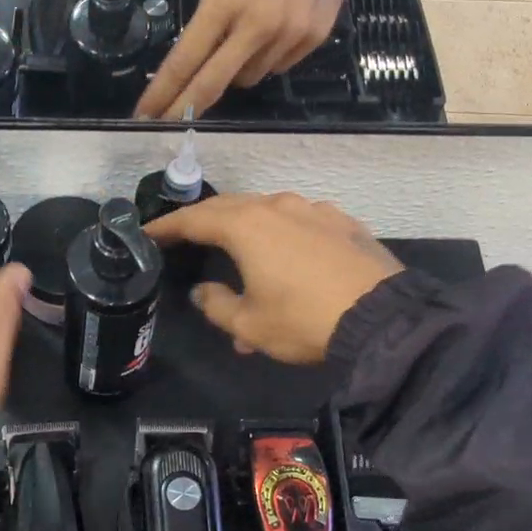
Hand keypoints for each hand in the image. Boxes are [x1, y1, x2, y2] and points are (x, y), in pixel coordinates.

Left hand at [136, 0, 354, 118]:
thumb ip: (209, 20)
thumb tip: (199, 63)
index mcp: (224, 3)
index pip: (184, 61)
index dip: (162, 92)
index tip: (144, 115)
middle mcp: (257, 25)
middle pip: (212, 84)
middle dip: (185, 106)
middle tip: (169, 121)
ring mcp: (289, 35)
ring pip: (248, 78)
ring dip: (237, 70)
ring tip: (247, 37)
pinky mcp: (314, 38)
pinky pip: (279, 67)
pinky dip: (268, 58)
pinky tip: (277, 29)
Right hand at [144, 192, 399, 363]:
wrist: (383, 319)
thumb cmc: (303, 320)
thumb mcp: (248, 324)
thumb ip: (215, 304)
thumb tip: (202, 291)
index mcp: (247, 226)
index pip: (194, 219)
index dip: (167, 226)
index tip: (147, 233)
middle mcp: (278, 206)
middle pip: (230, 207)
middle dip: (203, 221)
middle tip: (184, 236)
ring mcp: (315, 211)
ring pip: (268, 212)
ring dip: (246, 230)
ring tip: (238, 257)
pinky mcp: (344, 223)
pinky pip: (300, 223)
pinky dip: (282, 236)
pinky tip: (286, 259)